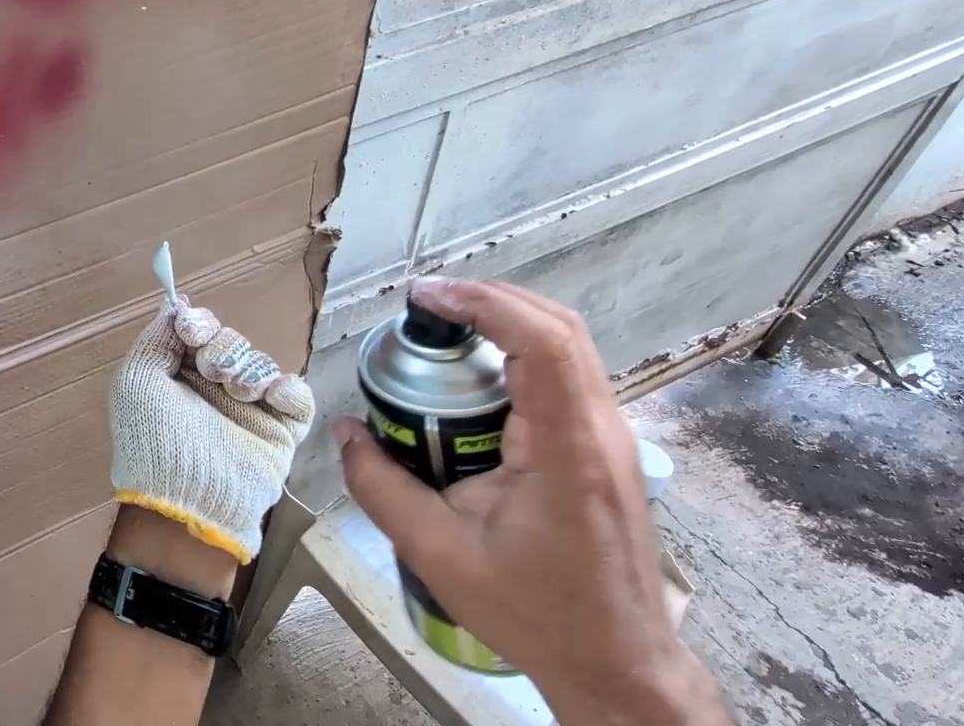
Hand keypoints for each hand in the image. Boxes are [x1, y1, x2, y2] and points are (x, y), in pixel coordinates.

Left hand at [108, 297, 315, 562]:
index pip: (201, 331)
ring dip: (249, 369)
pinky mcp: (281, 431)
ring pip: (262, 363)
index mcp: (179, 374)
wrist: (185, 500)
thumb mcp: (135, 380)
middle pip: (233, 342)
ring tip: (237, 392)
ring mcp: (249, 409)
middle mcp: (214, 388)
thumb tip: (174, 304)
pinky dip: (290, 389)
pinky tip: (273, 395)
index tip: (192, 330)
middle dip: (224, 348)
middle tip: (212, 370)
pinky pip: (298, 396)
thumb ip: (156, 338)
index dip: (201, 324)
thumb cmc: (151, 439)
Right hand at [336, 279, 728, 724]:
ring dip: (503, 321)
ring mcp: (609, 437)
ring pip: (566, 345)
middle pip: (558, 327)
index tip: (423, 298)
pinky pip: (564, 374)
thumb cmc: (536, 613)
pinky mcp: (602, 448)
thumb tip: (344, 432)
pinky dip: (517, 351)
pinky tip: (471, 376)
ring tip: (441, 328)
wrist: (619, 665)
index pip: (542, 343)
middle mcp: (600, 430)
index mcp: (567, 451)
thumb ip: (381, 487)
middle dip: (488, 299)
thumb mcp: (438, 554)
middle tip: (424, 305)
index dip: (482, 303)